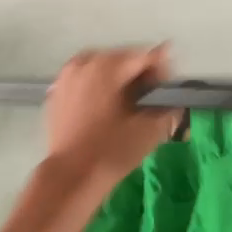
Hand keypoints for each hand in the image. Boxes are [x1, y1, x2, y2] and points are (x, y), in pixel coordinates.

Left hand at [43, 46, 178, 186]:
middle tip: (151, 101)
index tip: (169, 94)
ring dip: (119, 80)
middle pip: (123, 59)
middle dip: (140, 75)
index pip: (147, 56)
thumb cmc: (113, 150)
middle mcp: (85, 62)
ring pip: (103, 68)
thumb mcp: (150, 129)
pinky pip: (85, 80)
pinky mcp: (57, 91)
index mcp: (108, 65)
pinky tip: (106, 109)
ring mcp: (67, 75)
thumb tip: (174, 96)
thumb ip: (169, 106)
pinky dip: (99, 87)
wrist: (71, 175)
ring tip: (129, 105)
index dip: (163, 73)